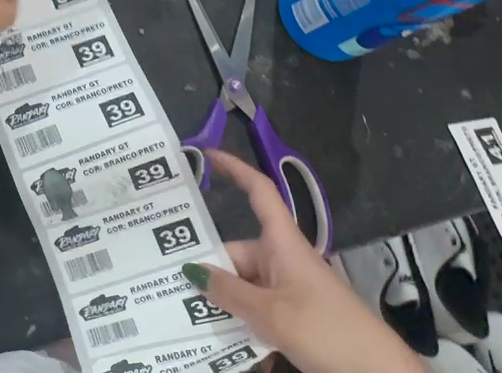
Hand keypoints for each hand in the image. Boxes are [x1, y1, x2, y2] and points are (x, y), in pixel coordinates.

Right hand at [182, 152, 425, 372]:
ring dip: (225, 304)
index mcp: (283, 243)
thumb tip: (191, 270)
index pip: (258, 192)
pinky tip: (224, 345)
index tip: (207, 155)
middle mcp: (284, 260)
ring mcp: (291, 291)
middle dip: (210, 270)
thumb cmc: (329, 331)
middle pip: (238, 252)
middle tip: (173, 283)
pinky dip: (243, 324)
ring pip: (245, 286)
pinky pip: (259, 311)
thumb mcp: (272, 314)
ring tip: (190, 319)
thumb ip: (230, 293)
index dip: (235, 169)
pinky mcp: (297, 319)